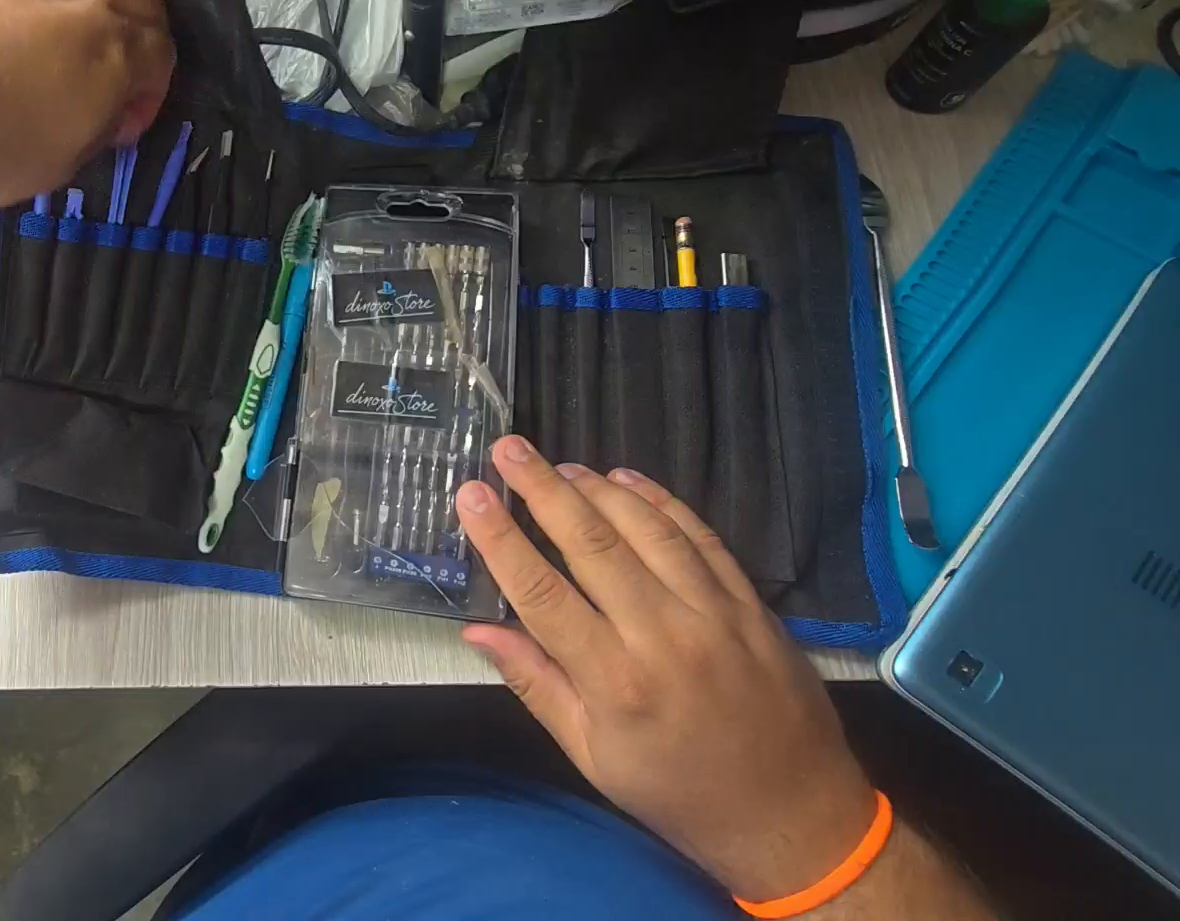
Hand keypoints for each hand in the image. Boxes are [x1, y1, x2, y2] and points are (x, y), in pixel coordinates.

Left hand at [0, 0, 173, 207]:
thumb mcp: (54, 166)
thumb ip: (93, 133)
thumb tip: (102, 116)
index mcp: (113, 55)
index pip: (164, 55)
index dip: (152, 94)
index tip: (122, 125)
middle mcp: (86, 1)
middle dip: (143, 32)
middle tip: (118, 69)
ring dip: (98, 1)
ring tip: (72, 38)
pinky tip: (21, 21)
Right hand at [455, 436, 877, 902]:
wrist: (795, 818)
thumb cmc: (674, 789)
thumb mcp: (590, 753)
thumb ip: (534, 682)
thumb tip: (474, 630)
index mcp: (615, 681)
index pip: (541, 593)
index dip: (500, 538)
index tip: (471, 494)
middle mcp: (662, 636)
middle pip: (591, 544)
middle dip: (542, 488)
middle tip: (508, 447)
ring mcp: (715, 614)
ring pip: (647, 529)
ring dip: (596, 488)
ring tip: (558, 462)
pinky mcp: (751, 604)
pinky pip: (701, 537)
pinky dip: (661, 500)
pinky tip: (626, 477)